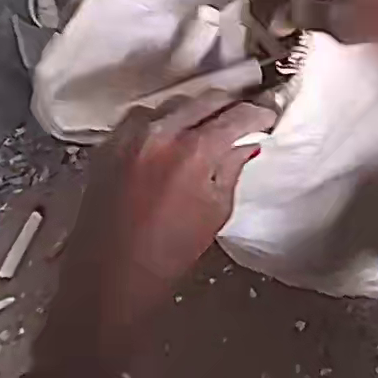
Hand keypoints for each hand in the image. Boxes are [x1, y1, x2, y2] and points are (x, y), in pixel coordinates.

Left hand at [26, 90, 275, 377]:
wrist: (109, 278)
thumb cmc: (171, 253)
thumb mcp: (216, 211)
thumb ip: (232, 168)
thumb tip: (247, 142)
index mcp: (194, 151)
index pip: (237, 114)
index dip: (259, 112)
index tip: (268, 116)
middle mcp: (161, 132)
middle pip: (207, 99)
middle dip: (231, 105)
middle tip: (244, 118)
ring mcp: (131, 135)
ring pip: (175, 103)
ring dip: (197, 110)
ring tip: (208, 127)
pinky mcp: (109, 143)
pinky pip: (144, 116)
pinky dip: (164, 120)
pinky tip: (172, 136)